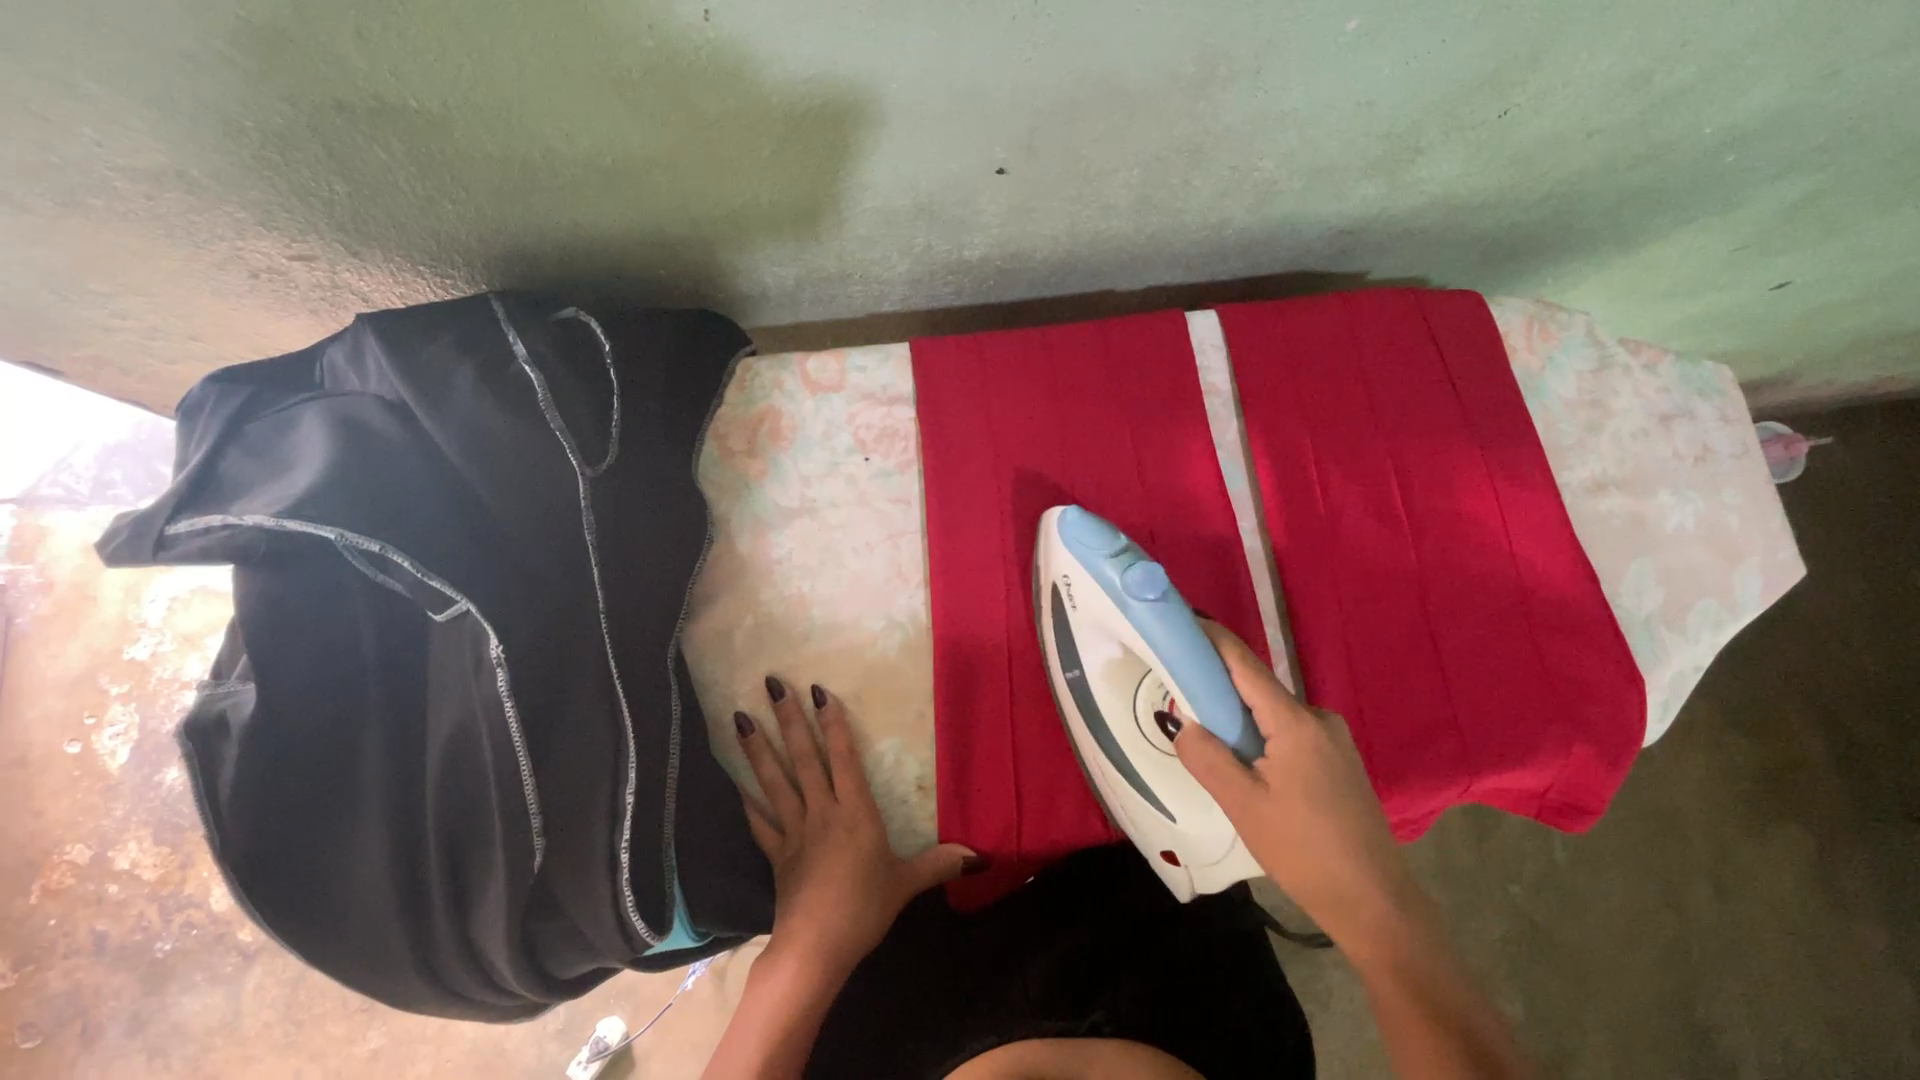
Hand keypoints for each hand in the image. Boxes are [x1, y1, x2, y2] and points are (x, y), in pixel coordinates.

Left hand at [732, 677, 979, 973]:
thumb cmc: (864, 909)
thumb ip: (940, 863)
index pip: (843, 757)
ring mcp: (794, 832)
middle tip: (771, 685)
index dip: (832, 724)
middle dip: (788, 720)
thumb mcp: (907, 883)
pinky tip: (737, 785)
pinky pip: (760, 822)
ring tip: (741, 719)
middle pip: (803, 759)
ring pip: (774, 782)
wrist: (815, 947)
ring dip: (758, 750)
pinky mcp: (777, 856)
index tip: (818, 691)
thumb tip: (981, 857)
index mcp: (855, 812)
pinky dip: (748, 802)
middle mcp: (822, 812)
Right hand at [1168, 622, 1418, 952]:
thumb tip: (1183, 723)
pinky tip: (1245, 770)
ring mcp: (1332, 740)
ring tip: (1205, 744)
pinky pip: (1287, 735)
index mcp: (1295, 721)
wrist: (1374, 902)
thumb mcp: (1243, 805)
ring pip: (1271, 716)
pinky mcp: (1337, 763)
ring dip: (1237, 721)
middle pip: (1256, 689)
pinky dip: (1259, 740)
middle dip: (1215, 688)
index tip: (1177, 621)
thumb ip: (1207, 757)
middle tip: (1175, 697)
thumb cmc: (1304, 850)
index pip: (1243, 664)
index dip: (1209, 639)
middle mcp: (1317, 719)